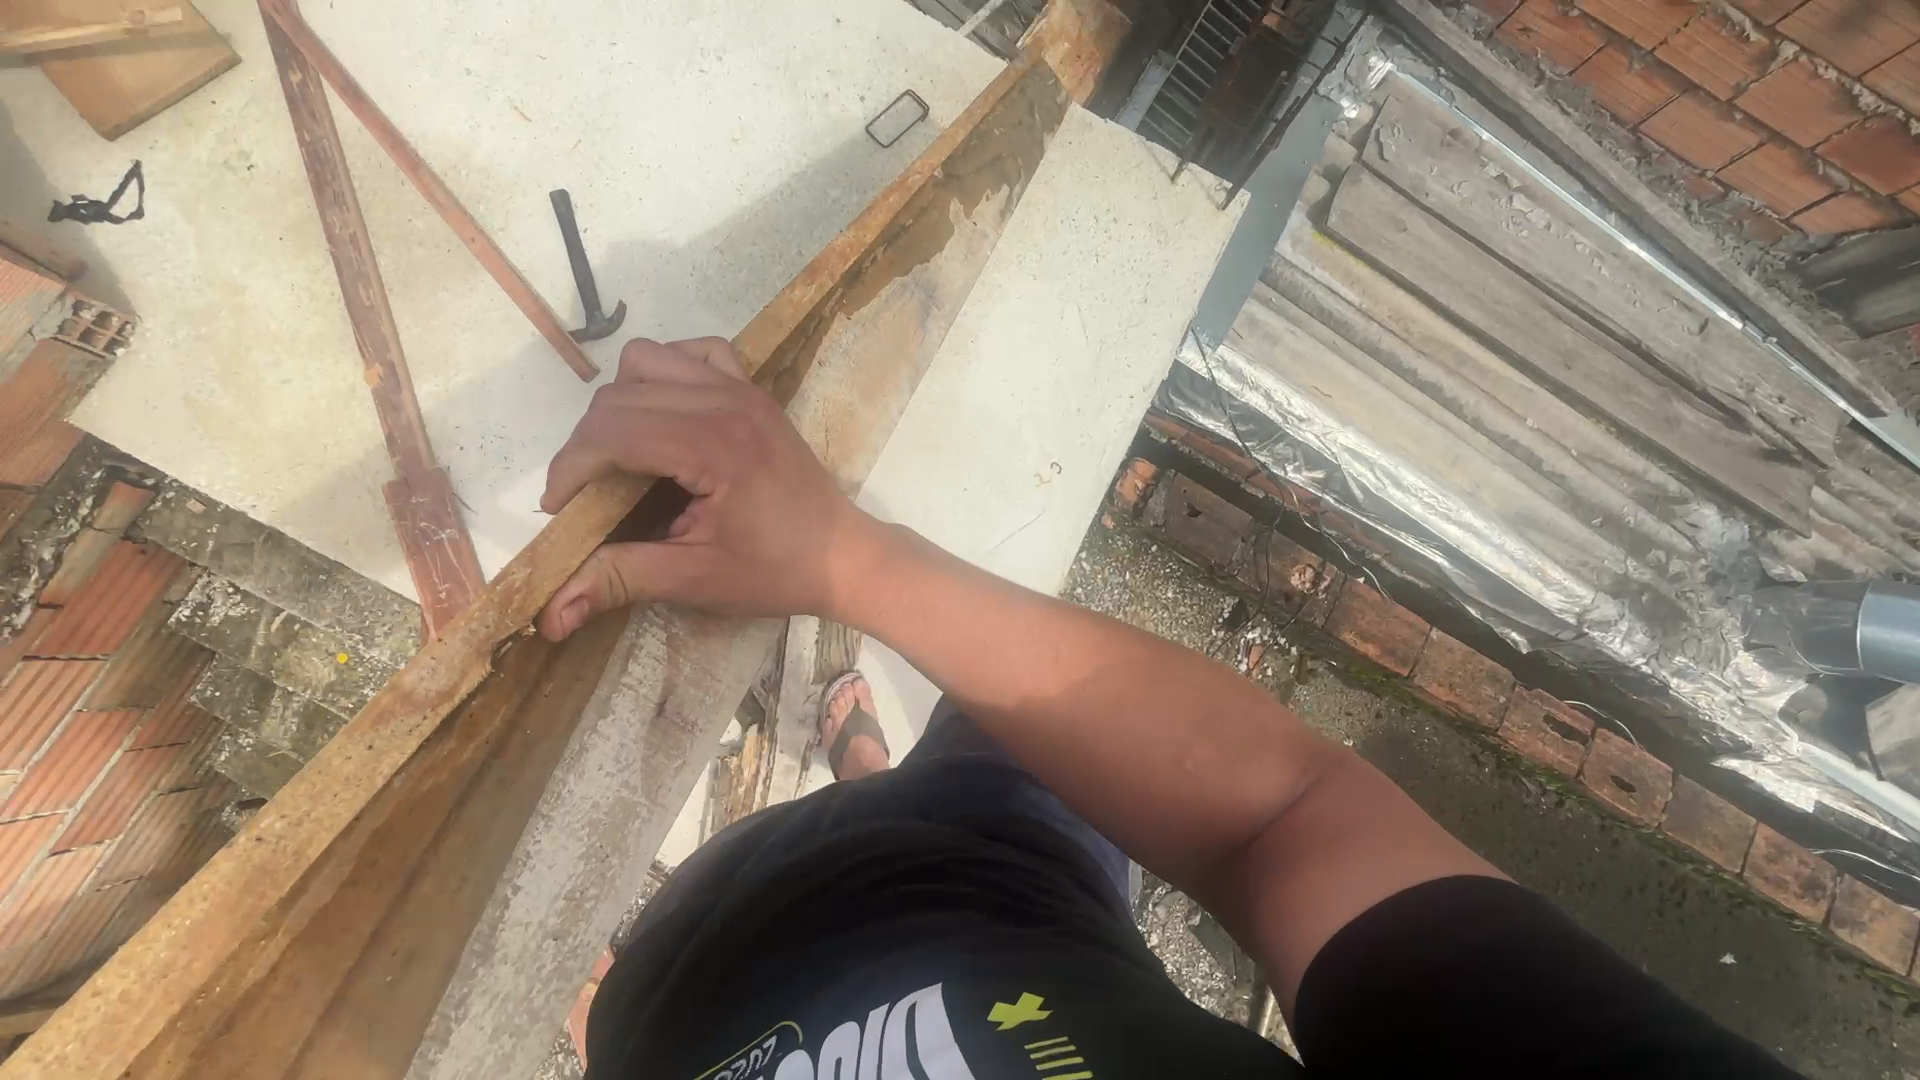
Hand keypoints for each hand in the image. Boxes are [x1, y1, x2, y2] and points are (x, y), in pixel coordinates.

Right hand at [535, 337, 881, 640]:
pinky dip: (669, 372)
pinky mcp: (755, 391)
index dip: (569, 470)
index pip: (610, 432)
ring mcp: (744, 389)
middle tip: (590, 495)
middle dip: (588, 444)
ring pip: (649, 361)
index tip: (562, 511)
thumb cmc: (777, 571)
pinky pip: (697, 353)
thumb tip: (550, 612)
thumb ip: (620, 578)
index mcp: (713, 446)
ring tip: (625, 455)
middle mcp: (726, 401)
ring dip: (621, 402)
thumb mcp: (697, 578)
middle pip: (619, 396)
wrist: (844, 556)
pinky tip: (666, 414)